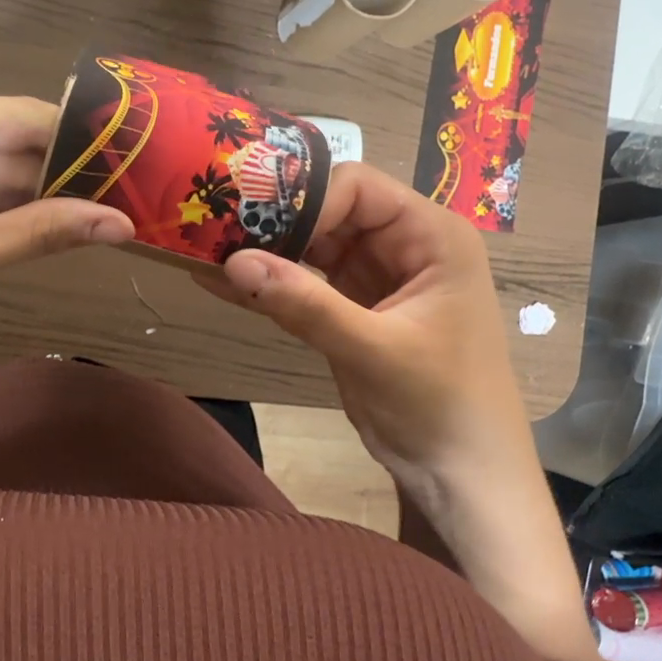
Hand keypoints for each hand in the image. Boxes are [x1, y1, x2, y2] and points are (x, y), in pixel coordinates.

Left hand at [0, 97, 133, 352]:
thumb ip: (49, 230)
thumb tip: (124, 225)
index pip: (24, 115)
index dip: (81, 140)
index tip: (133, 163)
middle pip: (11, 140)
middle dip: (62, 175)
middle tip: (126, 198)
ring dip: (36, 195)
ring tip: (102, 214)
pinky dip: (4, 206)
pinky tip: (50, 225)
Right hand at [193, 162, 529, 492]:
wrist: (461, 472)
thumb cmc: (440, 404)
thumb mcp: (373, 350)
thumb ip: (306, 305)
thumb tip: (232, 262)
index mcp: (430, 236)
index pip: (356, 188)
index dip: (303, 199)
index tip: (250, 226)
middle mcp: (402, 246)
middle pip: (327, 212)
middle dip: (272, 221)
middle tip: (210, 229)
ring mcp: (374, 278)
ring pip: (309, 248)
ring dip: (262, 252)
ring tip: (201, 250)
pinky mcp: (350, 311)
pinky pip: (302, 286)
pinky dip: (266, 286)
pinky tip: (216, 282)